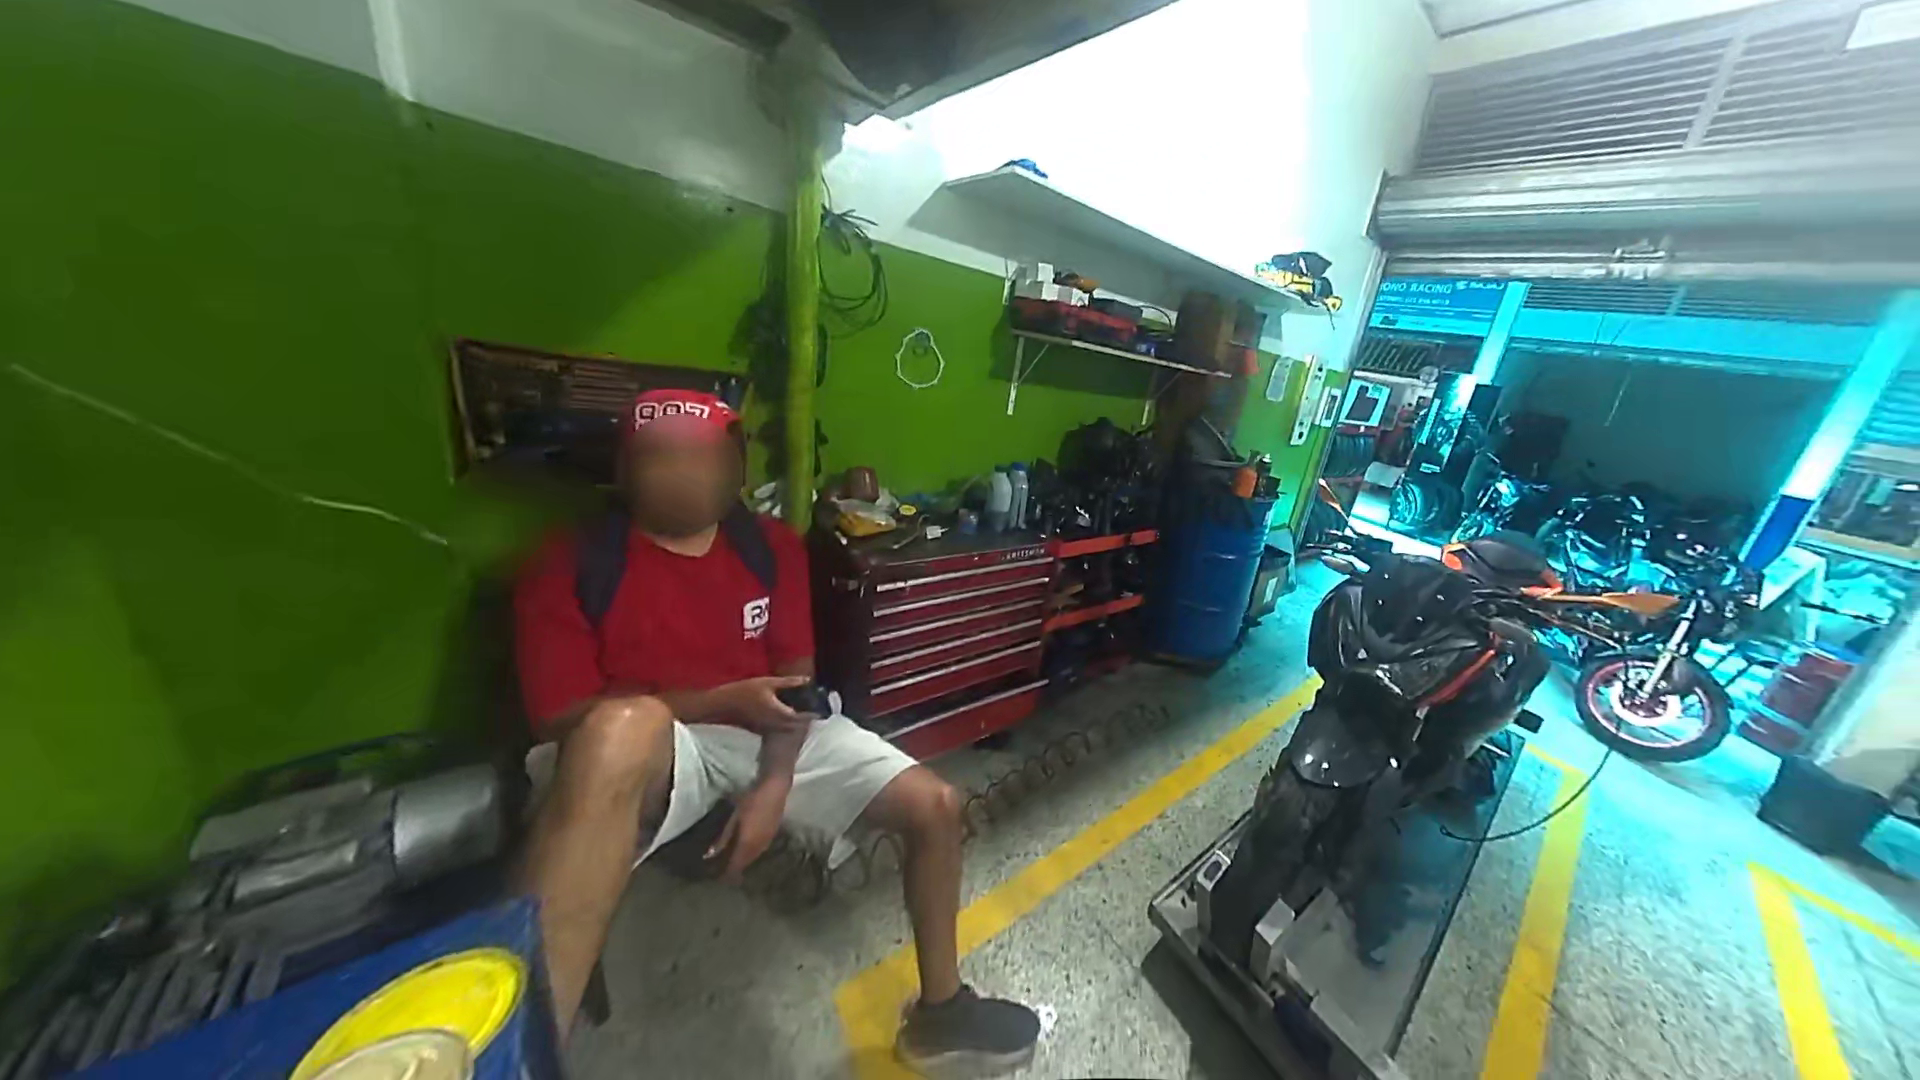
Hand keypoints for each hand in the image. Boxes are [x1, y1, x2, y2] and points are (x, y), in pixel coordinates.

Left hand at [706, 780, 789, 883]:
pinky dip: (752, 852)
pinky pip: (760, 849)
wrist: (775, 789)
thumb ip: (724, 837)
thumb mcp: (734, 817)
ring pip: (754, 856)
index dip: (727, 875)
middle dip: (735, 868)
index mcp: (747, 844)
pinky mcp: (773, 834)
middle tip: (723, 868)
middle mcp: (758, 847)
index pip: (736, 867)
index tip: (718, 879)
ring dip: (744, 860)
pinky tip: (747, 846)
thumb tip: (711, 854)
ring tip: (734, 858)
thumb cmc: (752, 801)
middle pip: (745, 863)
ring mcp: (768, 841)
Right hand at [717, 675, 816, 734]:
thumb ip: (788, 682)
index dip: (810, 715)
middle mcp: (775, 723)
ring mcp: (767, 728)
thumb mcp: (768, 683)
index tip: (820, 710)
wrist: (723, 705)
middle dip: (804, 719)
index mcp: (779, 712)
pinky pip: (777, 728)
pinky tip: (785, 714)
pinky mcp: (760, 729)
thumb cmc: (745, 691)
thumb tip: (807, 680)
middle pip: (794, 725)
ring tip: (802, 711)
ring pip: (786, 728)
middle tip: (813, 709)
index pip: (800, 718)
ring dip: (795, 722)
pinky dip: (784, 723)